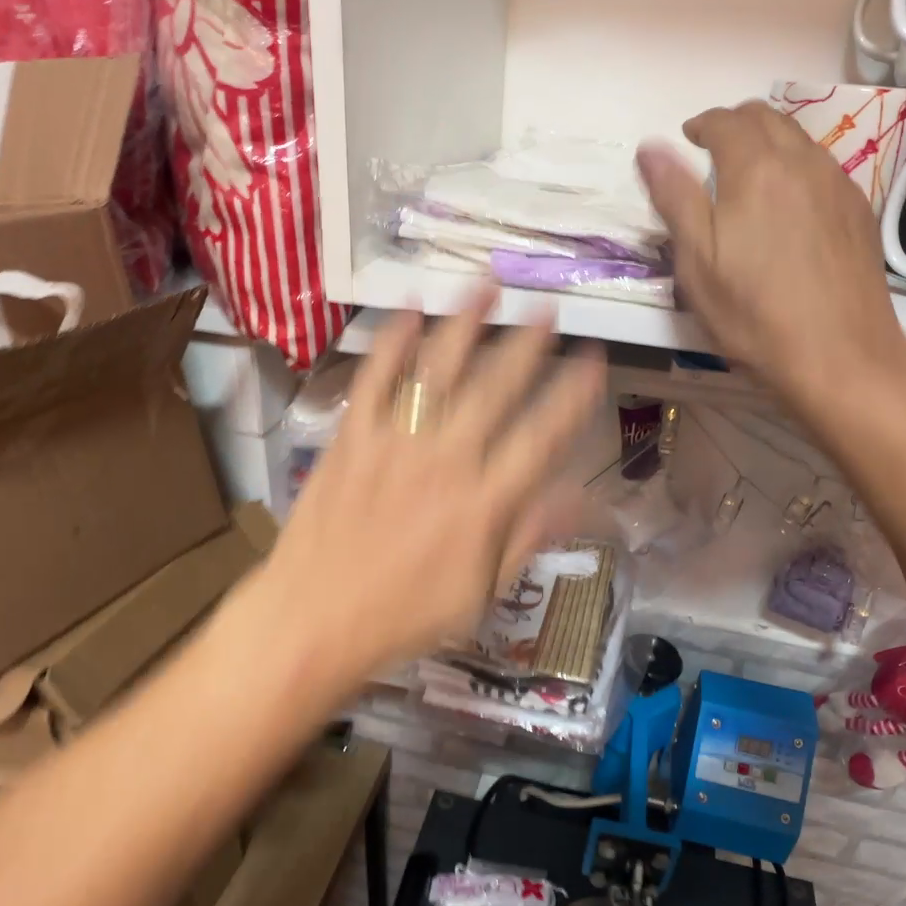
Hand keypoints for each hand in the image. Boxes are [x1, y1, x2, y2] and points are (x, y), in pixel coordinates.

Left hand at [250, 287, 604, 691]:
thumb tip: (582, 501)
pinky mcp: (350, 438)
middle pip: (495, 391)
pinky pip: (374, 380)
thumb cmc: (404, 618)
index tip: (592, 362)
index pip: (542, 438)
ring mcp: (395, 444)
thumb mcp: (480, 593)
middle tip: (549, 310)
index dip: (572, 397)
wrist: (313, 619)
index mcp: (484, 503)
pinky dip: (391, 342)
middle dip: (527, 346)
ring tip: (488, 285)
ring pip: (437, 371)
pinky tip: (408, 308)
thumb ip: (527, 537)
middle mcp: (446, 461)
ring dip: (465, 324)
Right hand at [636, 102, 905, 405]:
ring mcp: (837, 183)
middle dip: (735, 124)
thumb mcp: (697, 263)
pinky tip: (788, 205)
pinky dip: (796, 168)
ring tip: (748, 175)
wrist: (838, 355)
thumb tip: (651, 147)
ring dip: (768, 143)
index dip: (701, 124)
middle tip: (713, 150)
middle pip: (767, 118)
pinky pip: (821, 168)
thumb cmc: (754, 315)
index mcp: (754, 169)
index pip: (724, 121)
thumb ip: (675, 198)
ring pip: (799, 140)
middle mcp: (801, 161)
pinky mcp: (858, 211)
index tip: (687, 139)